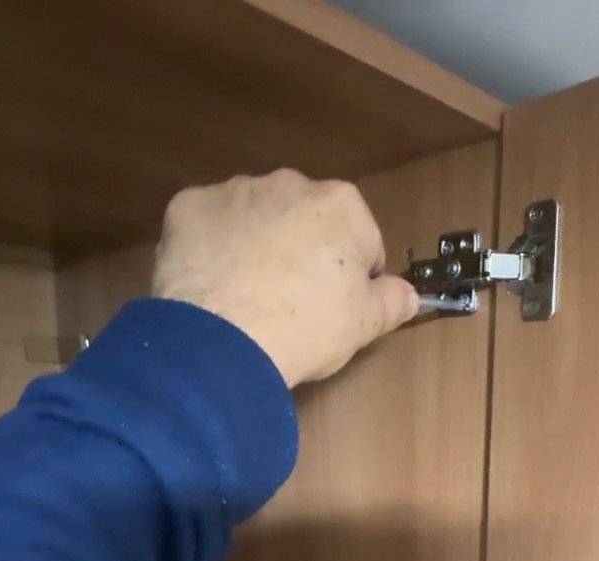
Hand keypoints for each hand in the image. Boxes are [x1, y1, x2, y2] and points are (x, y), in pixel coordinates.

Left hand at [152, 169, 420, 386]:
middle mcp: (290, 182)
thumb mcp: (364, 325)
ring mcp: (235, 191)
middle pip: (306, 221)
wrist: (226, 340)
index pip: (361, 240)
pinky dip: (212, 250)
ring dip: (257, 247)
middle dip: (303, 254)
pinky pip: (208, 227)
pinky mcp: (188, 207)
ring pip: (255, 218)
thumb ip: (392, 302)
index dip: (354, 277)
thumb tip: (410, 294)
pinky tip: (213, 288)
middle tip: (293, 306)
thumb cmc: (308, 328)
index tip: (339, 308)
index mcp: (342, 205)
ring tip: (248, 300)